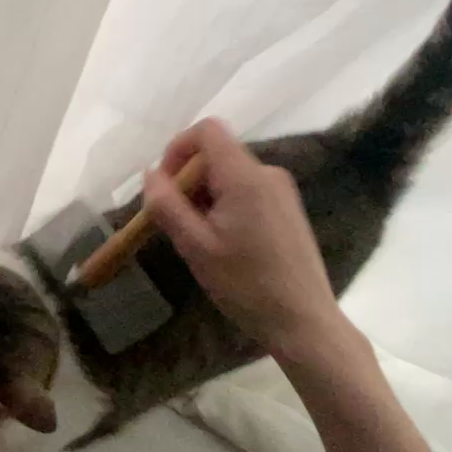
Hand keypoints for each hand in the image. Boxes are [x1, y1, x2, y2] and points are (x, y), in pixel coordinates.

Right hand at [142, 118, 360, 373]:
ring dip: (203, 195)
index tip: (164, 186)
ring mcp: (281, 191)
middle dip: (187, 179)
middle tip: (176, 221)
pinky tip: (222, 242)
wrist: (302, 321)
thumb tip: (149, 175)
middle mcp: (267, 174)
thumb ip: (167, 205)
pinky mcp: (286, 208)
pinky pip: (245, 189)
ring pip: (228, 173)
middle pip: (215, 153)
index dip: (177, 148)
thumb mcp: (195, 247)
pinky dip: (223, 204)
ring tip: (198, 237)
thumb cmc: (245, 284)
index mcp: (245, 178)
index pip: (207, 130)